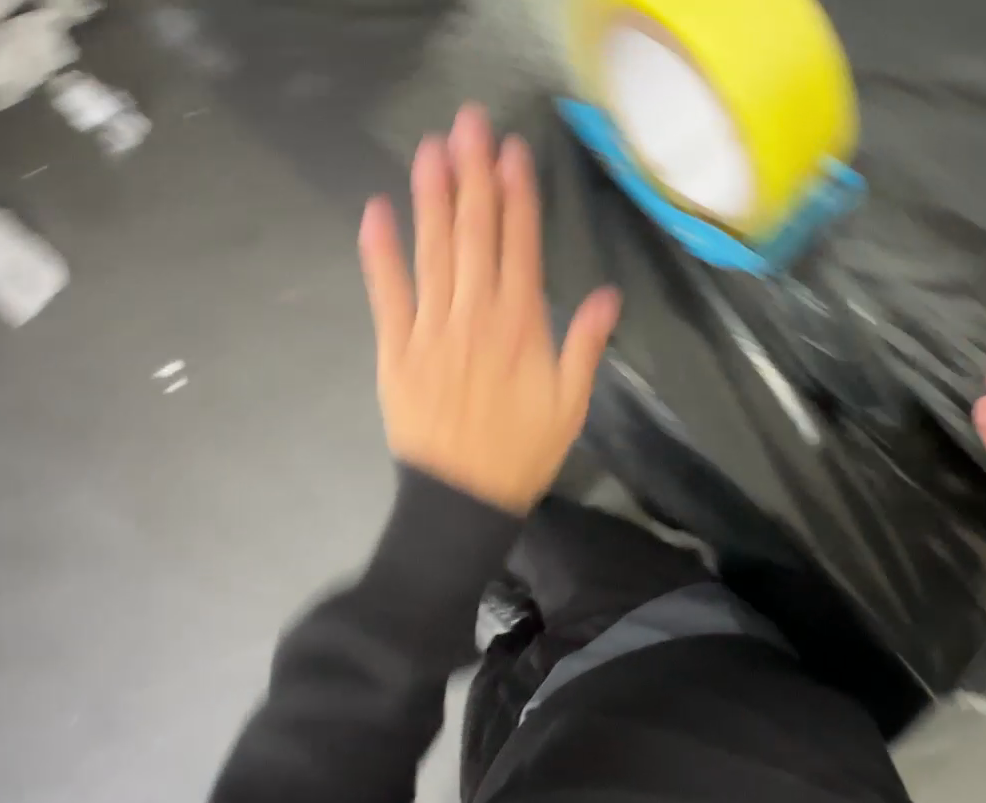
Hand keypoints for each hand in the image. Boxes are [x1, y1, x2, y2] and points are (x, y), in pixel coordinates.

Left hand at [359, 103, 620, 514]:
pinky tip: (377, 212)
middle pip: (475, 234)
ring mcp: (431, 328)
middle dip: (473, 175)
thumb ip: (585, 347)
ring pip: (432, 251)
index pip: (521, 247)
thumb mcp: (571, 406)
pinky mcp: (395, 347)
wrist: (463, 498)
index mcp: (522, 327)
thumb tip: (608, 295)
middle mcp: (476, 316)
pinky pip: (386, 292)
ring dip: (431, 197)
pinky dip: (380, 252)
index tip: (513, 151)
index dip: (517, 196)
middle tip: (467, 121)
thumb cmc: (523, 452)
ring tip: (430, 148)